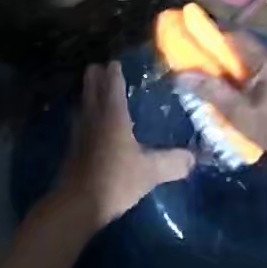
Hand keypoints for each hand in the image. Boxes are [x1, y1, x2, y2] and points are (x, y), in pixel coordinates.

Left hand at [53, 62, 194, 227]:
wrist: (75, 205)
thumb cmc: (114, 181)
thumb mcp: (150, 173)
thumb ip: (173, 162)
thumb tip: (194, 158)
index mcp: (111, 113)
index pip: (111, 78)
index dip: (116, 68)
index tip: (125, 62)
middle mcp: (92, 114)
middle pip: (91, 81)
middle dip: (100, 73)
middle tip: (118, 75)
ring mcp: (78, 128)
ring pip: (83, 98)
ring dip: (93, 92)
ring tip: (110, 96)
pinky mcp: (72, 143)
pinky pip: (81, 117)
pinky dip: (89, 113)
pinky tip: (100, 125)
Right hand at [175, 34, 266, 172]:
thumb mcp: (239, 113)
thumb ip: (211, 91)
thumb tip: (181, 76)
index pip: (238, 37)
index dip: (216, 37)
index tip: (197, 43)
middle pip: (250, 50)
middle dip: (227, 57)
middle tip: (206, 67)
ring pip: (262, 63)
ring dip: (242, 70)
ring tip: (224, 83)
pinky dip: (257, 79)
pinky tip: (249, 96)